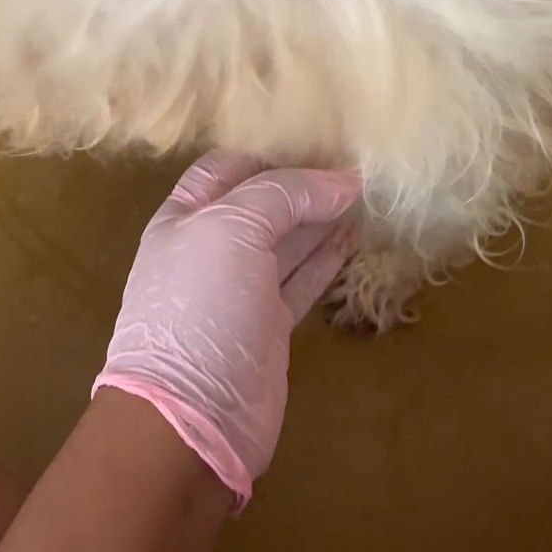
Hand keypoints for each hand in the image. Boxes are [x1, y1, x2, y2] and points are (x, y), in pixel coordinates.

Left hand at [93, 152, 362, 506]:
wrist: (192, 414)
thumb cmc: (201, 306)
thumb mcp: (232, 229)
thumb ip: (282, 195)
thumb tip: (341, 182)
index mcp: (184, 217)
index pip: (227, 167)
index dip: (270, 150)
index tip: (321, 137)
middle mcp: (209, 249)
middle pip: (262, 203)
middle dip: (304, 183)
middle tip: (359, 163)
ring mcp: (239, 290)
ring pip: (287, 242)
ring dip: (322, 218)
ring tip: (367, 193)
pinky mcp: (268, 326)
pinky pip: (301, 280)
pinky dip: (326, 258)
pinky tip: (353, 236)